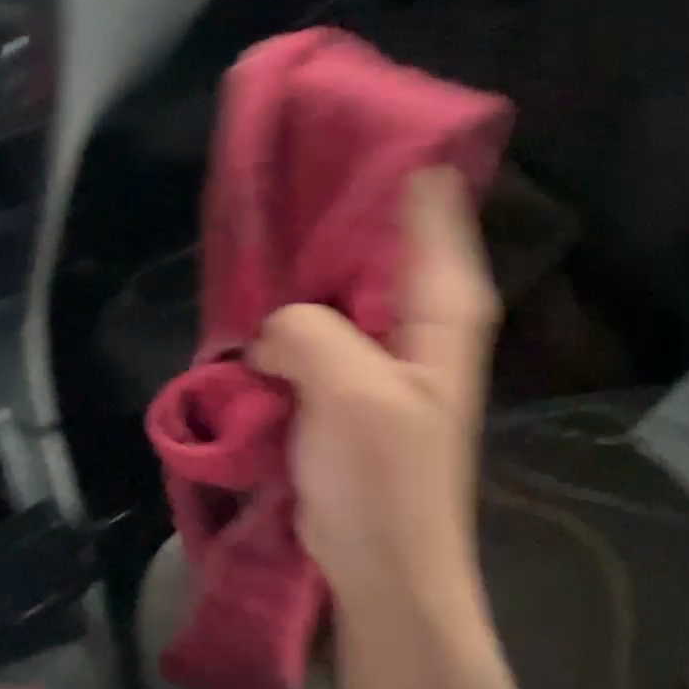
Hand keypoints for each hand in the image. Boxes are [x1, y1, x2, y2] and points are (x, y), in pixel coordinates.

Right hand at [251, 168, 497, 602]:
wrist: (381, 566)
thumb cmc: (384, 483)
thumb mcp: (351, 395)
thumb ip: (309, 334)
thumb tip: (272, 328)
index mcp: (440, 311)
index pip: (432, 209)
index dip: (397, 161)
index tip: (344, 122)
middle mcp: (415, 321)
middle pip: (377, 240)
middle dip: (332, 206)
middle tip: (278, 168)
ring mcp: (377, 356)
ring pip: (337, 286)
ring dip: (299, 266)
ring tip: (255, 226)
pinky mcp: (340, 388)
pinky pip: (310, 331)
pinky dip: (283, 317)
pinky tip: (248, 305)